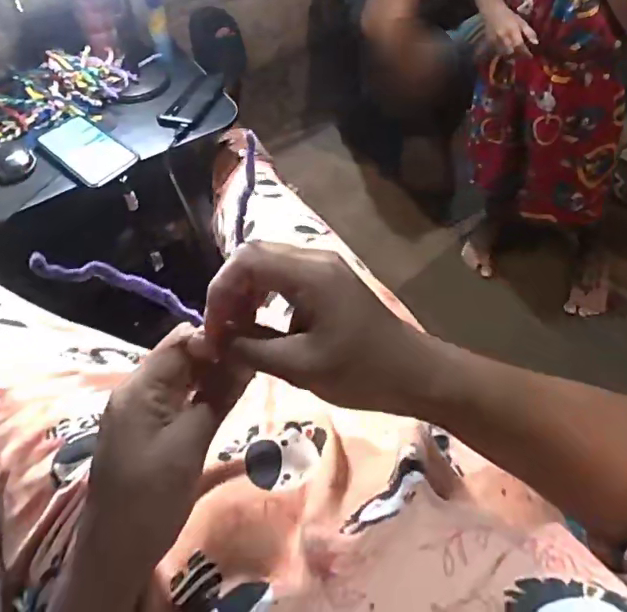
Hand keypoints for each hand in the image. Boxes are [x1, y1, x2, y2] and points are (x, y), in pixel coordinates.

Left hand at [82, 324, 250, 573]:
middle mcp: (134, 389)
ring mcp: (137, 409)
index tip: (247, 345)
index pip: (180, 341)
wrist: (113, 556)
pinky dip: (198, 394)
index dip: (214, 339)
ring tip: (243, 377)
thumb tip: (247, 358)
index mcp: (139, 387)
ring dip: (208, 374)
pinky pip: (174, 397)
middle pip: (179, 355)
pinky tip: (222, 398)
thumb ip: (218, 396)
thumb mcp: (191, 444)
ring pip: (179, 376)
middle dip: (214, 355)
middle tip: (250, 362)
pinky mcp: (143, 428)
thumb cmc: (151, 497)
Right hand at [204, 242, 438, 412]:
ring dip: (245, 290)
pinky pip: (284, 273)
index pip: (246, 260)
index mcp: (309, 273)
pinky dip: (264, 292)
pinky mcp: (328, 277)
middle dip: (229, 288)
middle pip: (254, 254)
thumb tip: (216, 341)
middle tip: (221, 330)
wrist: (414, 372)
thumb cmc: (361, 372)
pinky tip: (261, 322)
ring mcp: (323, 264)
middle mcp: (314, 258)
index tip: (213, 330)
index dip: (220, 291)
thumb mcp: (301, 367)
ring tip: (236, 328)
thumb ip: (252, 348)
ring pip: (267, 261)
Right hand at [484, 5, 537, 57]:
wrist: (491, 10)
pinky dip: (502, 54)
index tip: (530, 56)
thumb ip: (529, 32)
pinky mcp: (489, 41)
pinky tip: (505, 53)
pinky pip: (496, 51)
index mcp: (513, 30)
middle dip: (517, 56)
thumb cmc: (508, 15)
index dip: (525, 52)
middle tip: (521, 56)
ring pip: (503, 53)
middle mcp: (503, 36)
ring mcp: (494, 40)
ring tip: (514, 57)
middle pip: (511, 52)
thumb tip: (536, 43)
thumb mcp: (521, 21)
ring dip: (509, 56)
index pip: (520, 45)